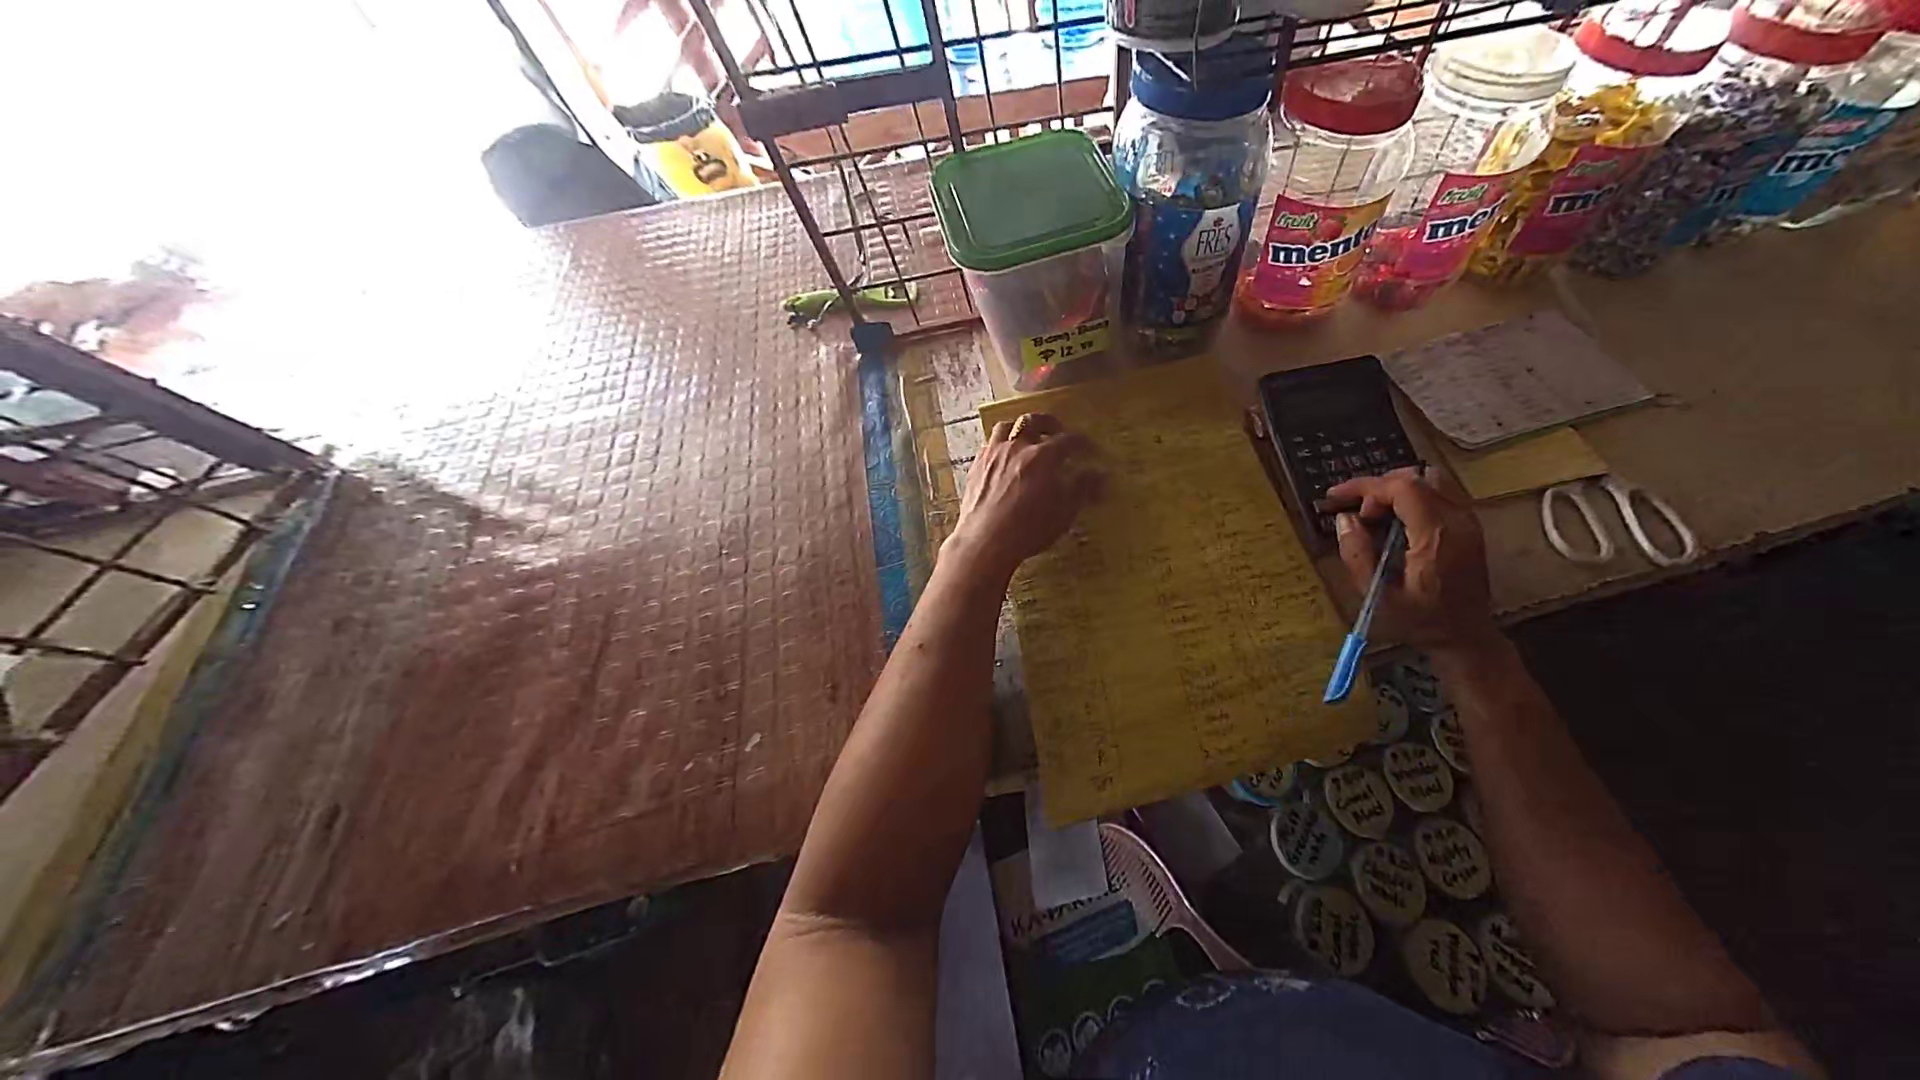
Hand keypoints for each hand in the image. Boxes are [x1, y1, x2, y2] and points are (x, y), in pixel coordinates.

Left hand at [941, 413, 1101, 579]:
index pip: (1068, 440)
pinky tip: (1004, 458)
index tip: (1089, 448)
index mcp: (1042, 456)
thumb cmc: (1029, 529)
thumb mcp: (1064, 512)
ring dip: (1019, 428)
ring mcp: (993, 455)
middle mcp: (1016, 448)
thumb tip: (1100, 474)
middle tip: (1058, 431)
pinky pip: (988, 445)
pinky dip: (1000, 445)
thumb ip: (1083, 488)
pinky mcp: (976, 467)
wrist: (985, 542)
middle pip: (1033, 421)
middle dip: (1049, 423)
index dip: (1082, 442)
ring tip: (1027, 438)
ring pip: (1005, 427)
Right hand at [1326, 468, 1498, 654]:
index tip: (1337, 499)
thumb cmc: (1419, 621)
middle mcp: (1458, 521)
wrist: (1465, 636)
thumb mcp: (1377, 595)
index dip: (1365, 487)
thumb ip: (1357, 554)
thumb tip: (1345, 519)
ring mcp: (1468, 521)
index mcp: (1437, 536)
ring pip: (1429, 481)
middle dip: (1378, 488)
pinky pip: (1438, 494)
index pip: (1403, 488)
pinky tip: (1393, 521)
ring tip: (1374, 515)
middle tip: (1358, 515)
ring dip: (1395, 490)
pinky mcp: (1469, 526)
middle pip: (1416, 478)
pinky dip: (1410, 498)